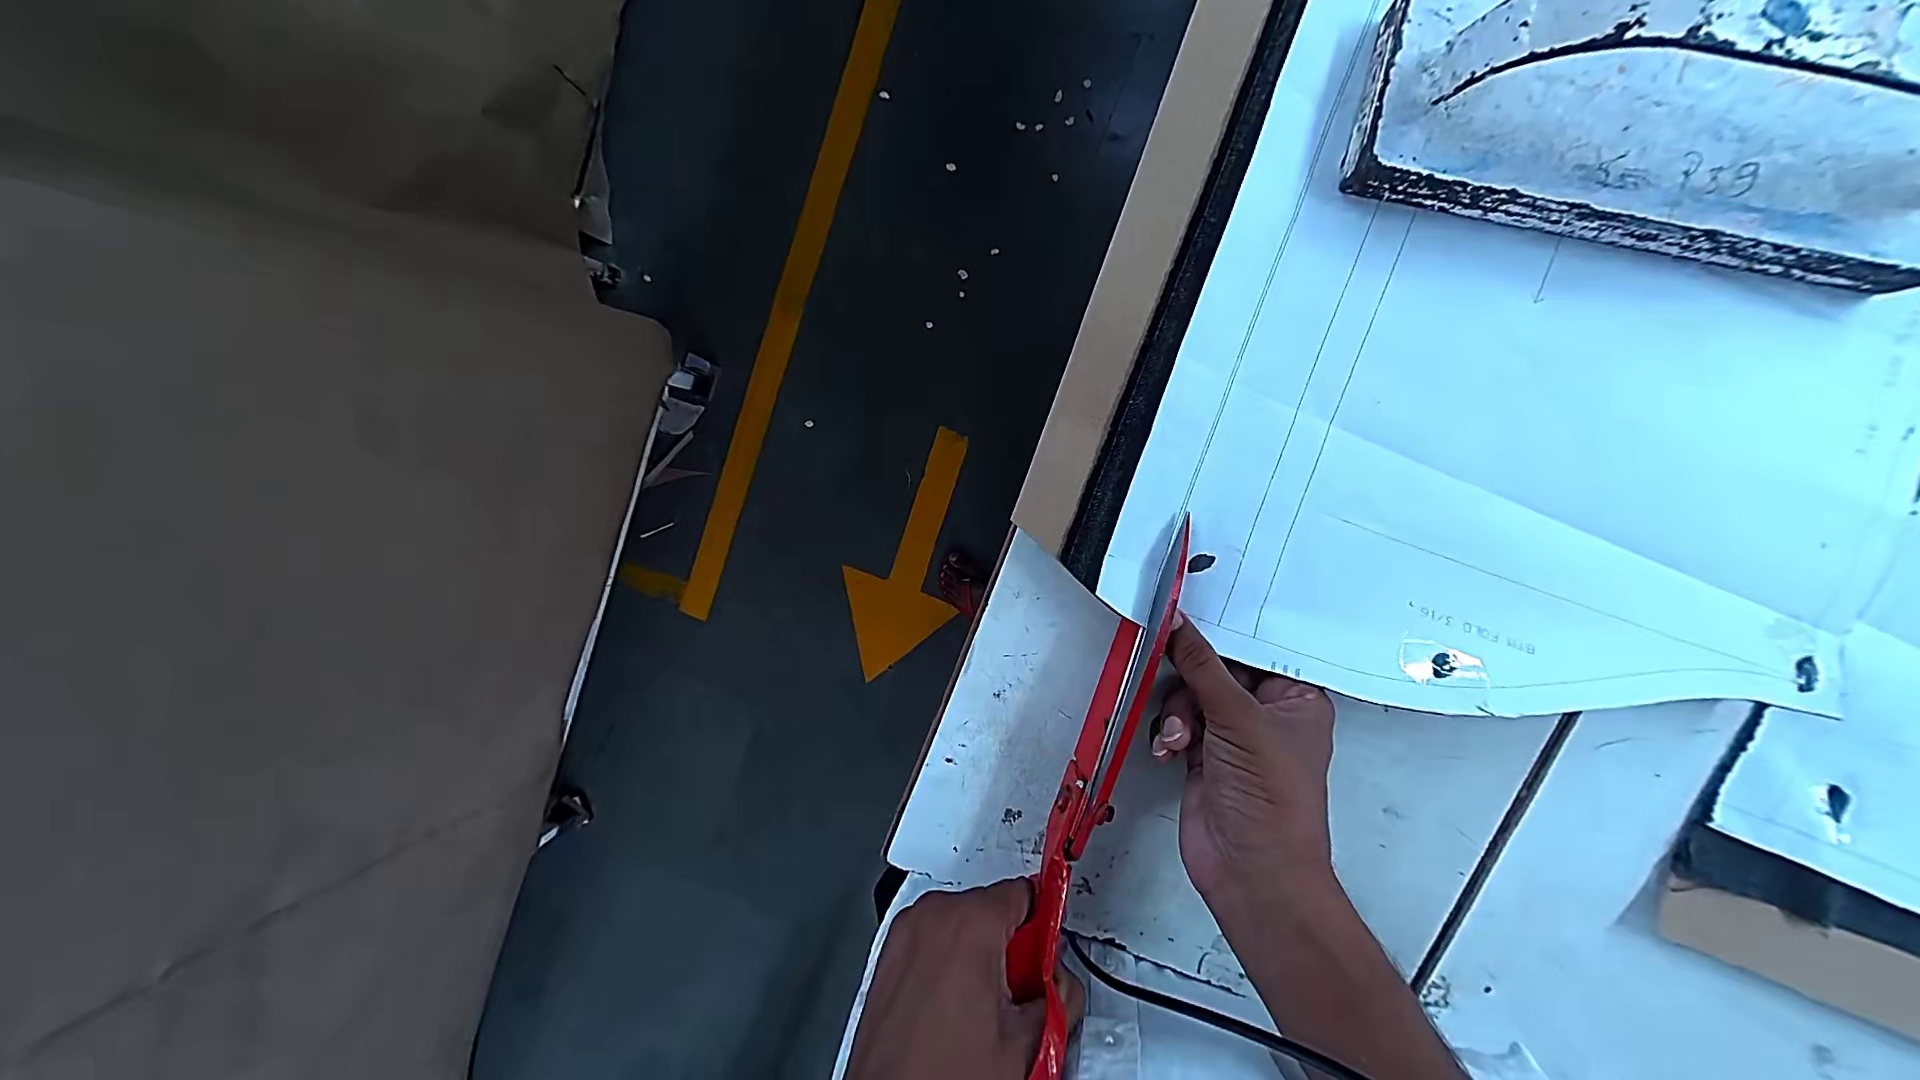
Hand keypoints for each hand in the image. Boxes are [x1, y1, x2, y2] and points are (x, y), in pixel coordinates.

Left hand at [846, 879, 1084, 1079]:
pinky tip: (954, 1009)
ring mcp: (907, 930)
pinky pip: (934, 938)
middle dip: (1012, 947)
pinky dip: (948, 960)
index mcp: (972, 922)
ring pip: (962, 922)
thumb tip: (1063, 984)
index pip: (1025, 892)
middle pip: (992, 908)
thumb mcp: (1028, 1042)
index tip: (1049, 946)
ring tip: (982, 1010)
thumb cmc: (941, 1076)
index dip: (1045, 923)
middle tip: (1019, 993)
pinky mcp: (890, 950)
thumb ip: (1059, 996)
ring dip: (979, 953)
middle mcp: (935, 913)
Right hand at [1149, 613, 1337, 915]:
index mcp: (1295, 699)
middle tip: (1177, 676)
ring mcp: (1231, 735)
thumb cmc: (1275, 807)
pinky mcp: (1203, 753)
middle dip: (1191, 681)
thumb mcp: (1238, 719)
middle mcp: (1265, 714)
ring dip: (1178, 713)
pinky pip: (1176, 722)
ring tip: (1181, 736)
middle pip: (1214, 669)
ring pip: (1190, 695)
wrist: (1249, 871)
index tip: (1189, 614)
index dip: (1222, 633)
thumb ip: (1202, 666)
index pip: (1254, 648)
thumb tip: (1181, 625)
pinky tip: (1171, 748)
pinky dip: (1168, 732)